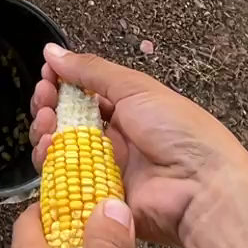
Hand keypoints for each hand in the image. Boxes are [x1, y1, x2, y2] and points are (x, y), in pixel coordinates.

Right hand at [30, 44, 247, 246]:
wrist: (204, 191)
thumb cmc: (179, 133)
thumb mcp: (135, 88)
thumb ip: (90, 70)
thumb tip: (53, 51)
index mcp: (125, 109)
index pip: (82, 92)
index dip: (61, 80)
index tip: (47, 72)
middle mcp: (113, 138)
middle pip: (66, 119)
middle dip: (48, 103)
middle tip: (44, 96)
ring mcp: (104, 168)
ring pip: (60, 148)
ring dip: (45, 129)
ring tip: (45, 120)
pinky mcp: (97, 197)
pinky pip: (64, 180)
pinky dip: (50, 162)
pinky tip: (47, 146)